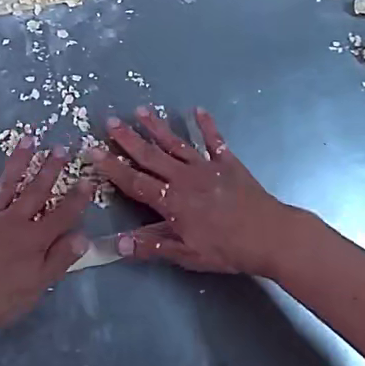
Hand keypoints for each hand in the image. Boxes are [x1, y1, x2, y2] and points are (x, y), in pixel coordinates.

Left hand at [0, 137, 93, 340]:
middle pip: (35, 192)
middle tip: (61, 147)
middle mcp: (12, 221)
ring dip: (18, 161)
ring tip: (28, 139)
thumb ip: (59, 260)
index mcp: (33, 240)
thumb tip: (83, 236)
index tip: (88, 178)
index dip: (76, 198)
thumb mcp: (36, 287)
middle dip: (50, 169)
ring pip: (6, 184)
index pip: (62, 215)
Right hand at [90, 106, 303, 275]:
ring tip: (140, 110)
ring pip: (175, 142)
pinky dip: (206, 125)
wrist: (272, 237)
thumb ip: (152, 247)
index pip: (134, 181)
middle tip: (109, 120)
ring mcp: (205, 166)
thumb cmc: (228, 249)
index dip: (111, 167)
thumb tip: (117, 244)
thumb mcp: (188, 255)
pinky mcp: (227, 162)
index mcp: (171, 200)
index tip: (92, 151)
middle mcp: (183, 177)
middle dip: (127, 138)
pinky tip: (197, 110)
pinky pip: (213, 140)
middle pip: (150, 155)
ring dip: (157, 126)